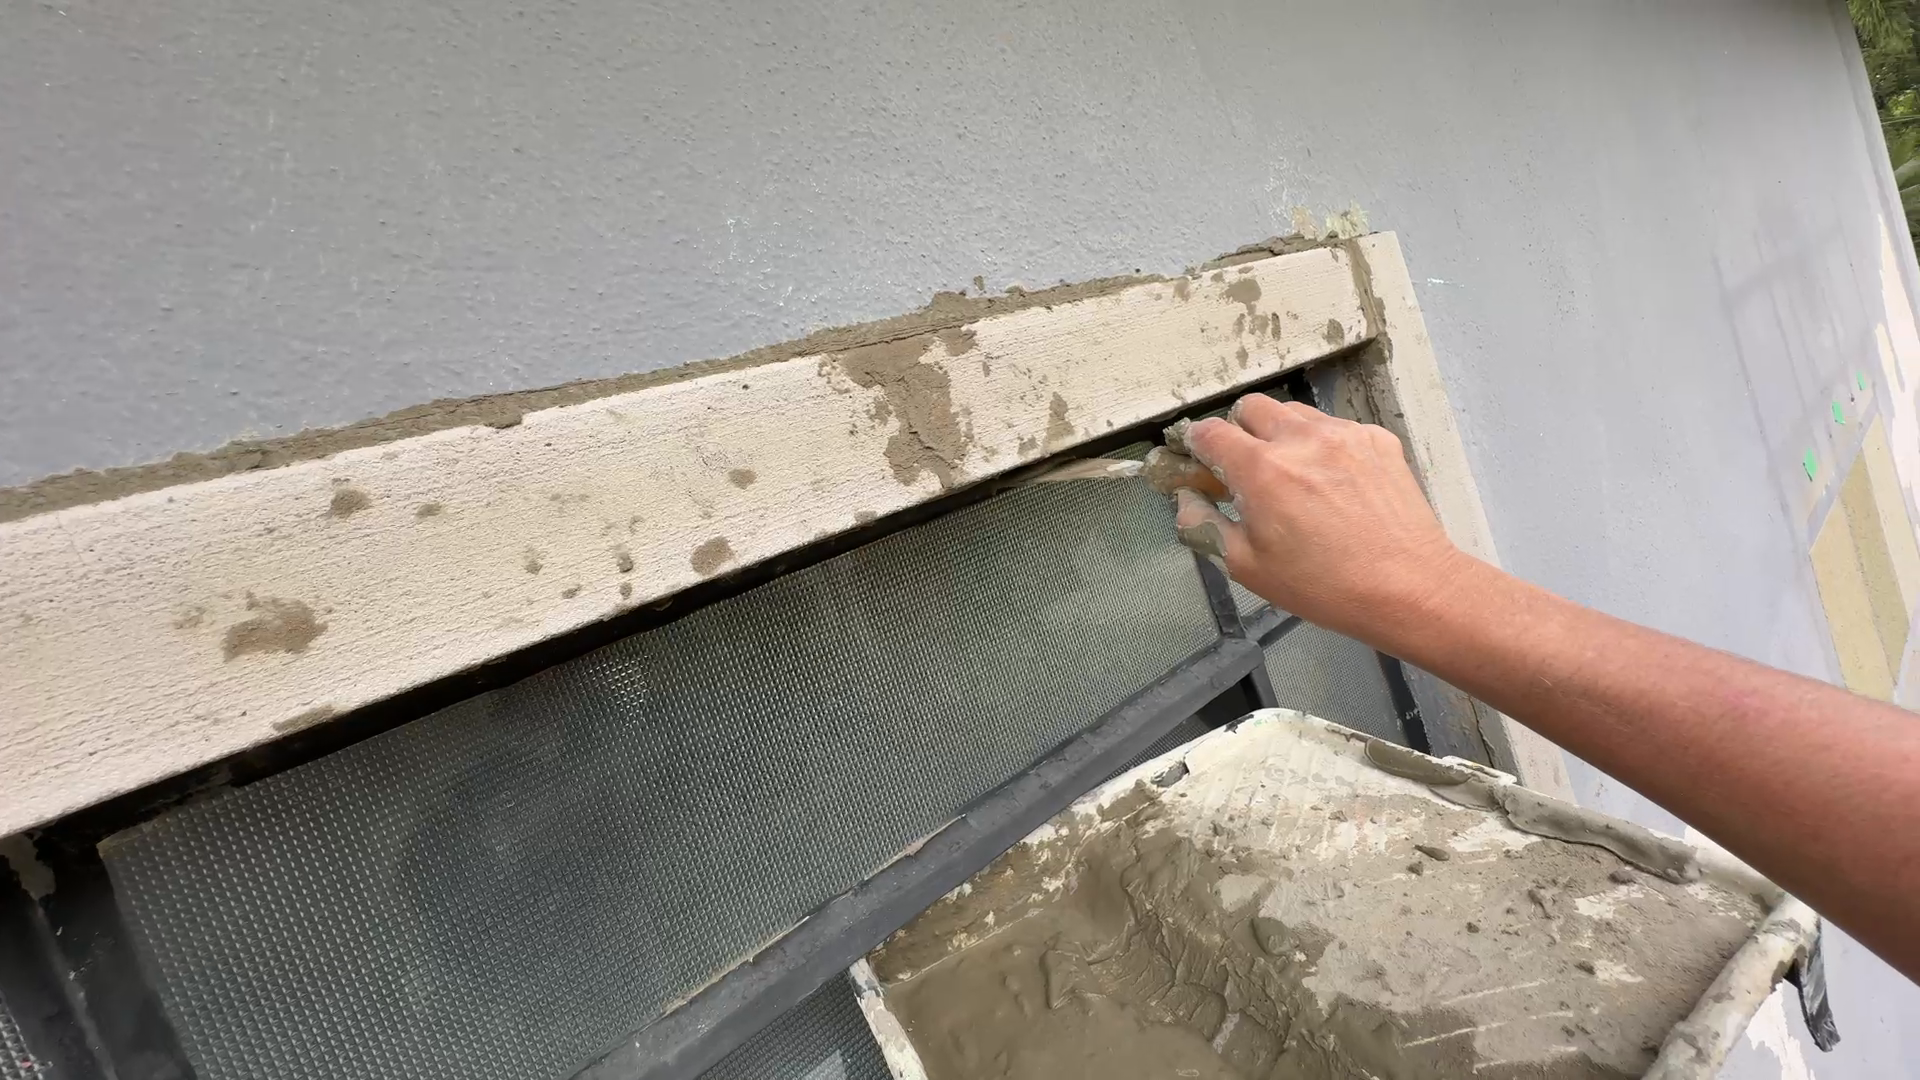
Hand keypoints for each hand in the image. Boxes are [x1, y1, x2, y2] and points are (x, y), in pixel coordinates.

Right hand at [1172, 394, 1469, 640]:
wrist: (1409, 587)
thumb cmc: (1321, 585)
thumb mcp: (1245, 566)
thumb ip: (1203, 524)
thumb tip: (1186, 498)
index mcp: (1262, 471)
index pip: (1211, 432)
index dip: (1195, 443)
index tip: (1196, 459)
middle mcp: (1300, 439)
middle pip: (1251, 407)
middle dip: (1237, 432)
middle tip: (1243, 467)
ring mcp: (1343, 434)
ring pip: (1293, 412)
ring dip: (1278, 434)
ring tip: (1289, 473)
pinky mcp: (1376, 439)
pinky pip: (1333, 426)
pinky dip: (1319, 445)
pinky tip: (1330, 482)